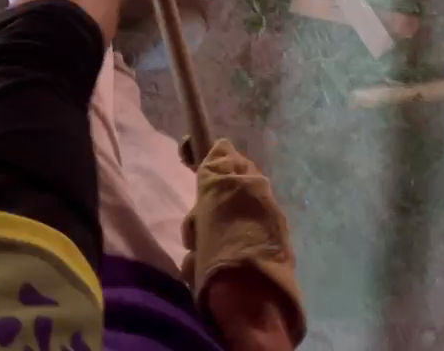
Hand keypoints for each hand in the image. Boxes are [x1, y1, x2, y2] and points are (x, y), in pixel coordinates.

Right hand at [181, 140, 305, 347]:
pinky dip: (204, 261)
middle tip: (193, 227)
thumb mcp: (217, 189)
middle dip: (199, 210)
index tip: (184, 155)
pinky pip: (217, 255)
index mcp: (255, 189)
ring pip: (212, 229)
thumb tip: (220, 143)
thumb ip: (217, 162)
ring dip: (199, 239)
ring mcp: (255, 241)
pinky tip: (198, 271)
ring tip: (195, 255)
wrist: (246, 300)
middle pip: (217, 199)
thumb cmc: (228, 238)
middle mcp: (260, 212)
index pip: (228, 162)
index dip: (206, 159)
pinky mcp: (247, 269)